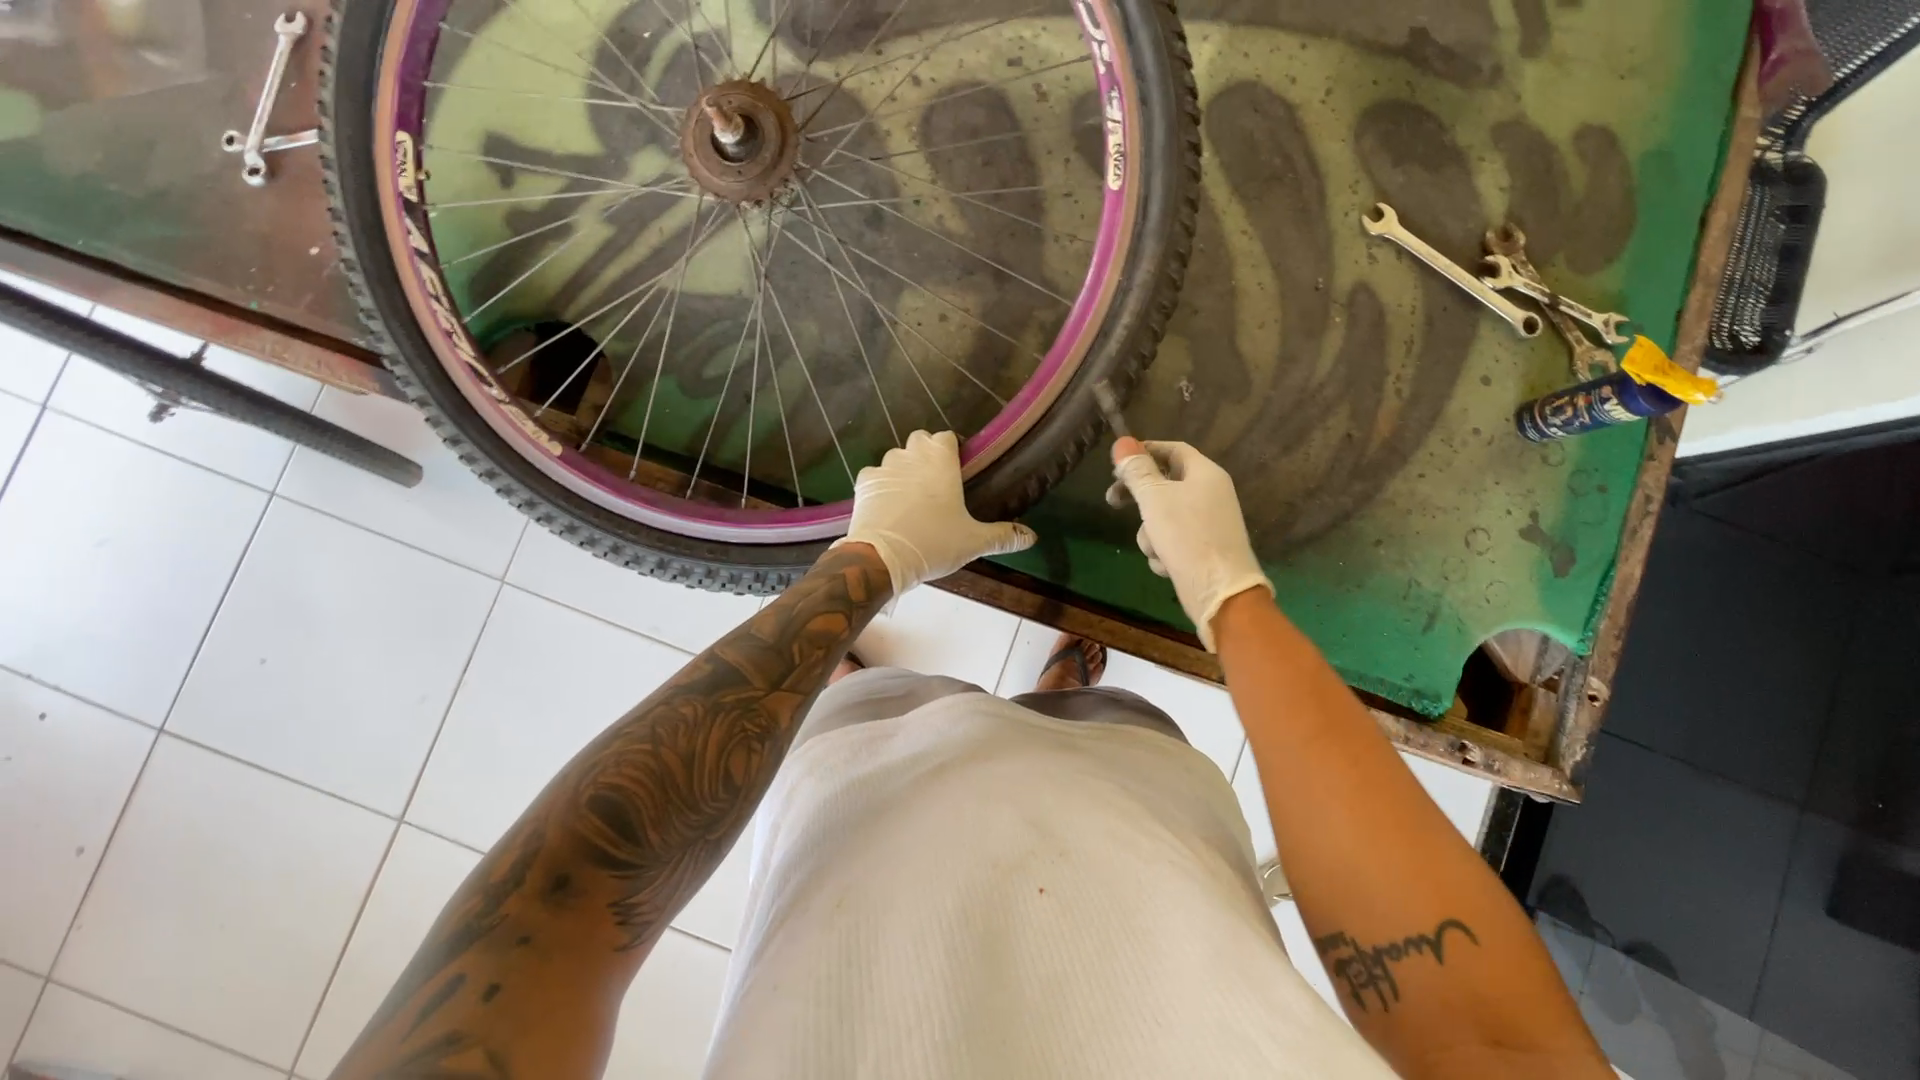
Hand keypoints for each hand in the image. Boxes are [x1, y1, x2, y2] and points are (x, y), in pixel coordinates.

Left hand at [833, 430, 1036, 595]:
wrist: (882, 558)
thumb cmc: (934, 542)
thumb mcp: (974, 542)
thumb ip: (1003, 536)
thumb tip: (1032, 536)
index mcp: (940, 459)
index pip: (947, 437)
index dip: (952, 450)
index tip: (958, 470)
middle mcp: (911, 455)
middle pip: (919, 441)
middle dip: (926, 455)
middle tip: (936, 486)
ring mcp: (884, 467)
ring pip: (895, 458)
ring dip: (903, 470)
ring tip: (911, 499)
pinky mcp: (863, 483)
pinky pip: (875, 476)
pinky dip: (882, 487)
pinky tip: (888, 507)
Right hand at [1108, 438, 1271, 651]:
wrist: (1220, 591)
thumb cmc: (1187, 536)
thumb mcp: (1154, 498)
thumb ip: (1137, 471)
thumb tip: (1122, 441)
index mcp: (1205, 474)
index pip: (1172, 450)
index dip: (1144, 451)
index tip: (1117, 463)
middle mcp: (1209, 494)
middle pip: (1165, 484)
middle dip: (1139, 496)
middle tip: (1112, 501)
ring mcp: (1207, 523)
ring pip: (1164, 516)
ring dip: (1150, 531)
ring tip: (1155, 546)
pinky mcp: (1202, 550)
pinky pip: (1173, 540)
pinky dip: (1164, 550)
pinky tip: (1167, 564)